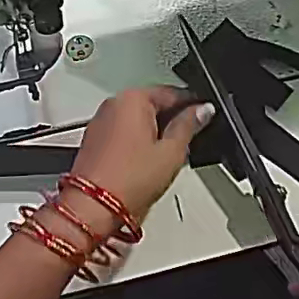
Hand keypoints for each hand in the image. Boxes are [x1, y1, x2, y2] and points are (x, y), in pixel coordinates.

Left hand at [68, 86, 210, 220]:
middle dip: (171, 120)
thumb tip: (202, 110)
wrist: (93, 206)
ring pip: (137, 118)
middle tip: (188, 140)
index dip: (193, 105)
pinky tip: (145, 161)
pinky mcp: (95, 138)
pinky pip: (123, 131)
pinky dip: (137, 140)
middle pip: (152, 103)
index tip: (205, 116)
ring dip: (154, 131)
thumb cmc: (127, 180)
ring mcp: (101, 120)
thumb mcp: (171, 152)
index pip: (172, 92)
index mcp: (132, 99)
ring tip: (166, 156)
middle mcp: (113, 104)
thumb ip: (189, 125)